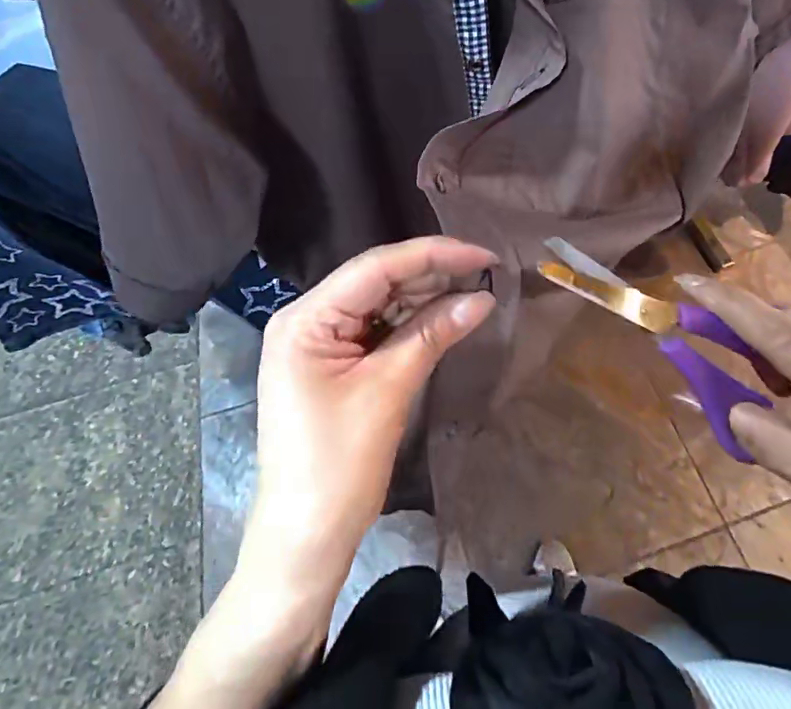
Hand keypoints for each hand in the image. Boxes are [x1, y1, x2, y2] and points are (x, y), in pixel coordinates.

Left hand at [157, 238, 494, 708]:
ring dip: (424, 297)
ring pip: (378, 303)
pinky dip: (410, 323)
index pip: (375, 268)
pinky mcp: (331, 362)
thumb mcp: (388, 391)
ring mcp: (317, 340)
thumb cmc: (339, 466)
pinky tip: (444, 315)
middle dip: (431, 274)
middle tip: (485, 272)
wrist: (305, 537)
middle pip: (376, 280)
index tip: (482, 254)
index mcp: (305, 318)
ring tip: (473, 289)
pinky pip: (375, 329)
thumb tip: (483, 298)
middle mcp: (305, 318)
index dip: (432, 255)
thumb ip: (433, 334)